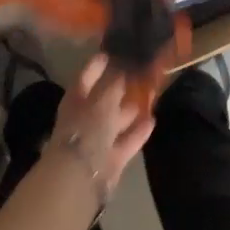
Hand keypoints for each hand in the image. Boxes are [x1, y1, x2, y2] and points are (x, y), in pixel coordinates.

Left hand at [50, 54, 154, 194]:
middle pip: (103, 99)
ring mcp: (98, 139)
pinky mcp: (111, 158)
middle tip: (138, 74)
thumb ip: (113, 85)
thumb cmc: (87, 129)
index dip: (96, 65)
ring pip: (116, 121)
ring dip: (130, 111)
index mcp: (76, 100)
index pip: (86, 76)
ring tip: (150, 97)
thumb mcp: (102, 101)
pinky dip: (138, 132)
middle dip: (118, 88)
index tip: (110, 53)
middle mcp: (85, 118)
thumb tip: (122, 71)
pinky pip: (126, 140)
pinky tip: (153, 121)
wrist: (81, 175)